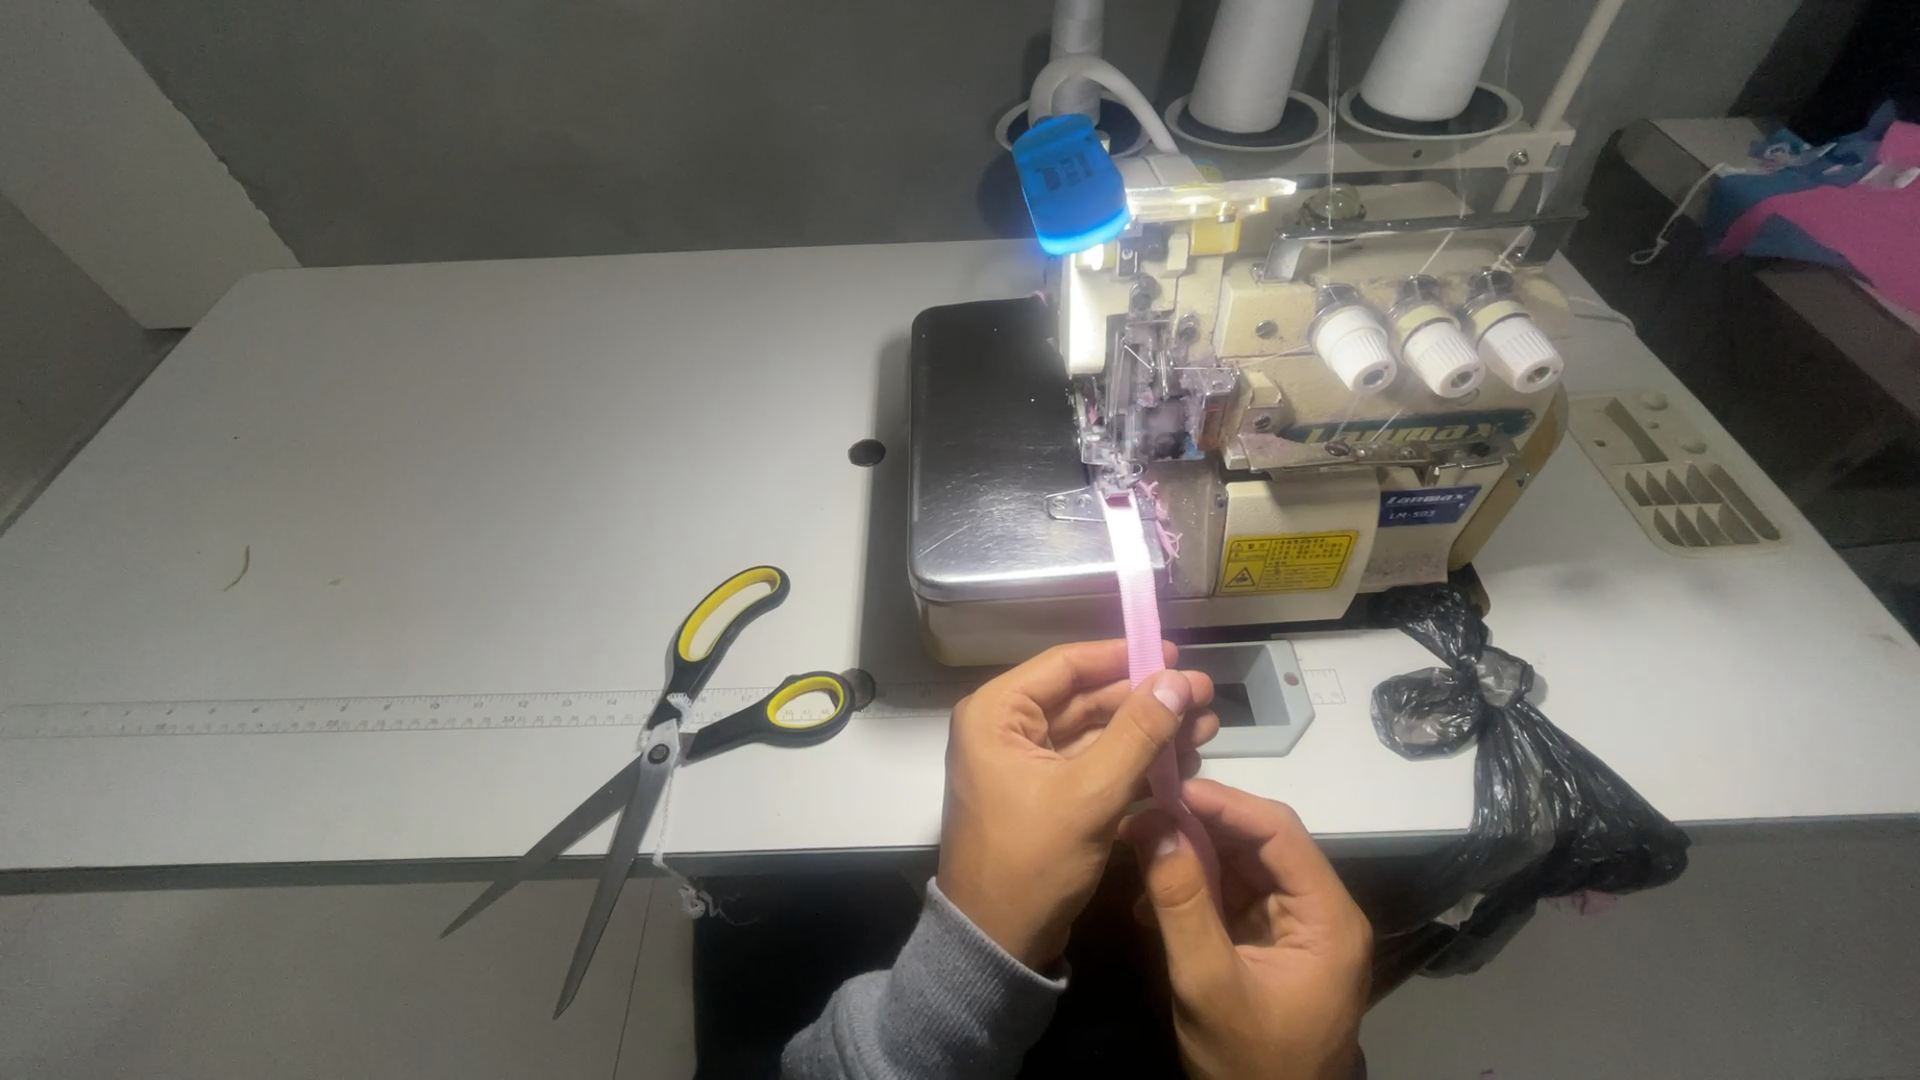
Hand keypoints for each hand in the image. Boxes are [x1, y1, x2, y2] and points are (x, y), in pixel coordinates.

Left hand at [936, 640, 1217, 970]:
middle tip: (1203, 694)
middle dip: (1145, 698)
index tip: (1173, 653)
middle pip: (1085, 697)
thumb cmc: (1031, 862)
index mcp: (997, 713)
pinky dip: (1133, 760)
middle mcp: (1007, 727)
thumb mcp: (1089, 794)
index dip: (1121, 655)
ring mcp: (1027, 761)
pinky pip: (1094, 762)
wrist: (998, 944)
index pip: (1066, 665)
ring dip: (1146, 730)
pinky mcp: (1047, 791)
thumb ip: (1137, 734)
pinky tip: (1180, 758)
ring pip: (1095, 731)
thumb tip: (1178, 681)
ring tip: (1206, 724)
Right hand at [1124, 779, 1372, 1079]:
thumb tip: (1153, 824)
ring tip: (1138, 846)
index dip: (1223, 802)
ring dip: (1189, 852)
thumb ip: (1182, 902)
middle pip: (1259, 839)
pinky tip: (1150, 899)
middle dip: (1199, 824)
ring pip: (1240, 860)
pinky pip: (1229, 891)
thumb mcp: (1208, 984)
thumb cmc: (1250, 1065)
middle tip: (1143, 814)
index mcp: (1327, 917)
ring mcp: (1293, 924)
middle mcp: (1318, 910)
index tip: (1167, 789)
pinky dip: (1191, 885)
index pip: (1278, 831)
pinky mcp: (1268, 938)